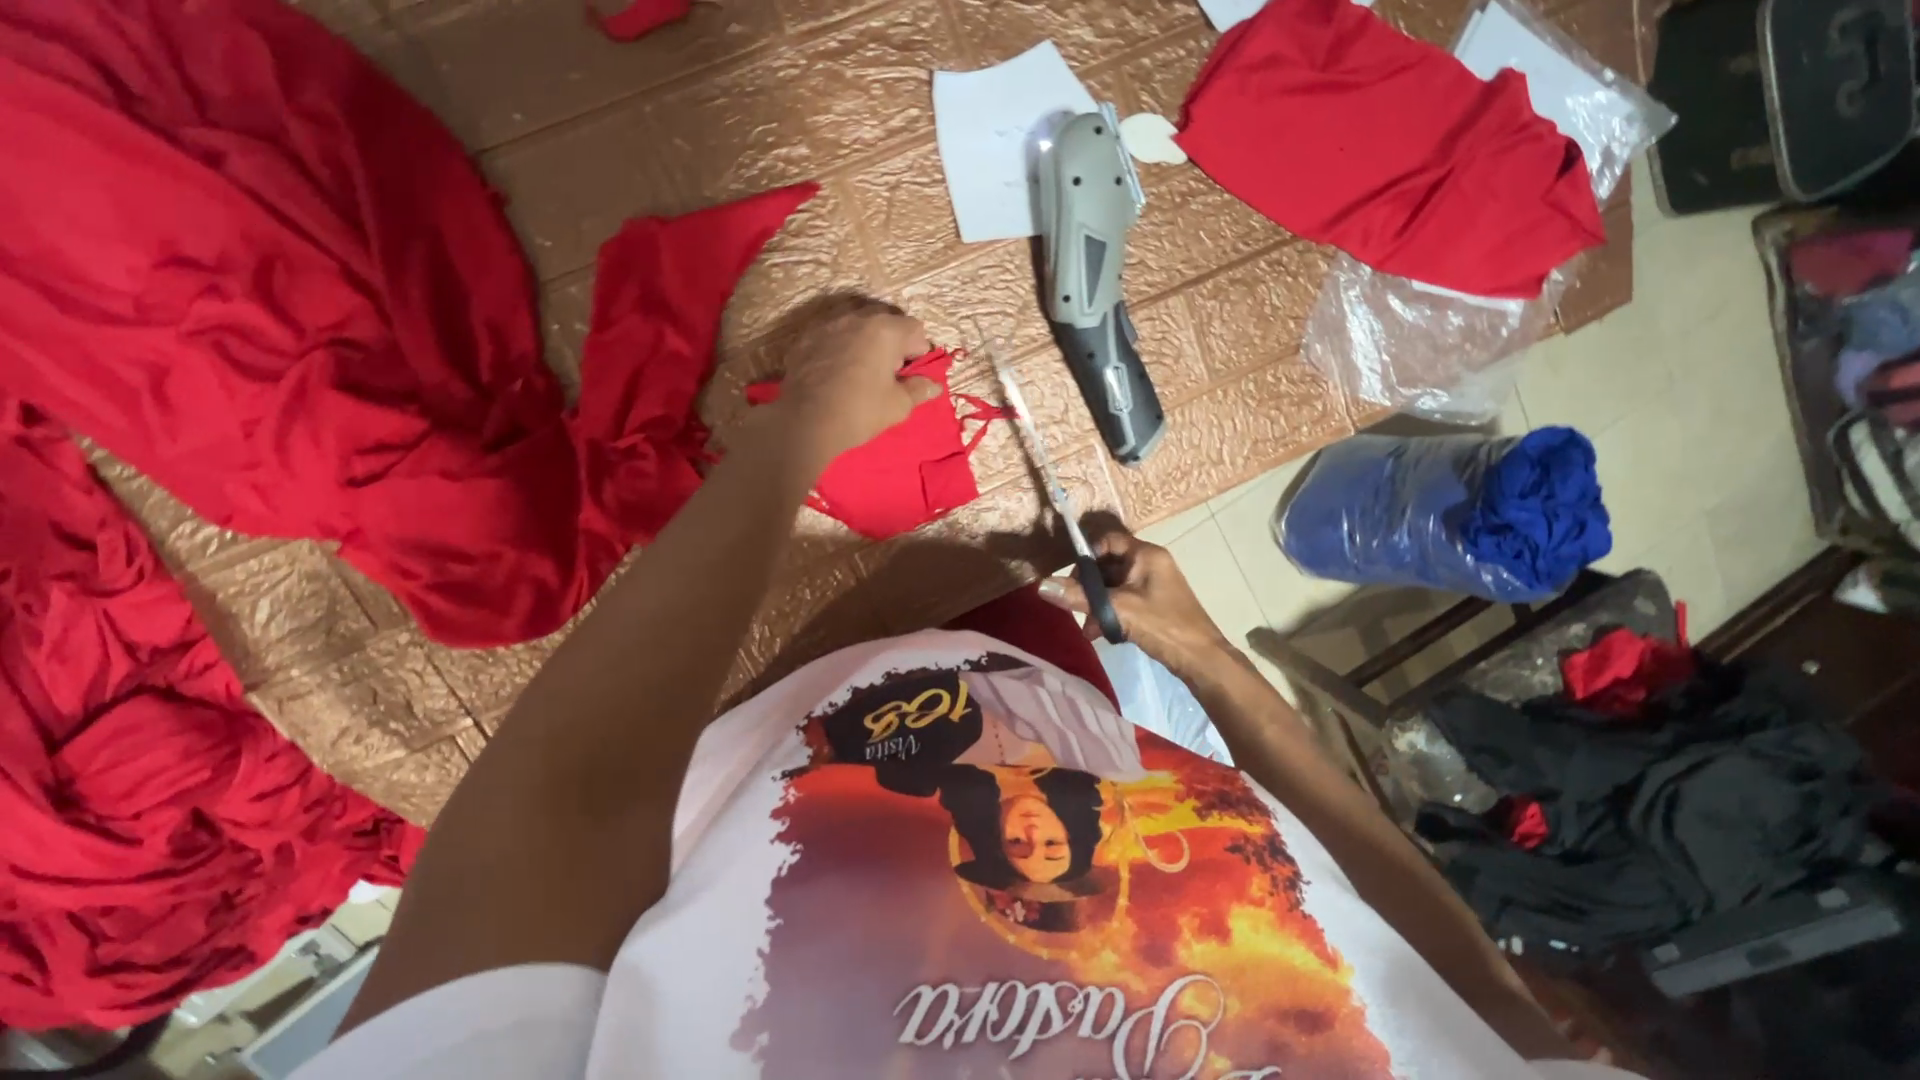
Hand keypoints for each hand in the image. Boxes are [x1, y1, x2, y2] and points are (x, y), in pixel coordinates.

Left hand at [769, 298, 938, 472]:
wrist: (806, 422)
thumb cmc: (860, 411)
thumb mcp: (898, 405)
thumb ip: (919, 390)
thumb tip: (934, 386)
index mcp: (886, 330)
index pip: (915, 329)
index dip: (918, 352)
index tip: (911, 375)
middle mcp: (857, 318)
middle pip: (885, 322)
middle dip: (892, 343)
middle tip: (888, 373)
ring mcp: (827, 325)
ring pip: (855, 325)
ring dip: (863, 341)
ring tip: (860, 370)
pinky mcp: (805, 339)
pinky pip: (830, 336)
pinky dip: (837, 348)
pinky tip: (835, 372)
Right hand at [1037, 530, 1235, 679]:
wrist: (1201, 658)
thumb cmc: (1162, 625)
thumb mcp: (1117, 609)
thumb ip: (1079, 596)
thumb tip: (1041, 585)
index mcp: (1146, 554)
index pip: (1108, 540)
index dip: (1087, 556)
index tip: (1072, 580)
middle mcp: (1150, 562)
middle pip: (1108, 564)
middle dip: (1089, 587)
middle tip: (1077, 609)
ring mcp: (1153, 583)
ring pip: (1114, 585)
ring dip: (1097, 604)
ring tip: (1089, 629)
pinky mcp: (1154, 602)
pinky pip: (1124, 599)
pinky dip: (1111, 612)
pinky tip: (1102, 633)